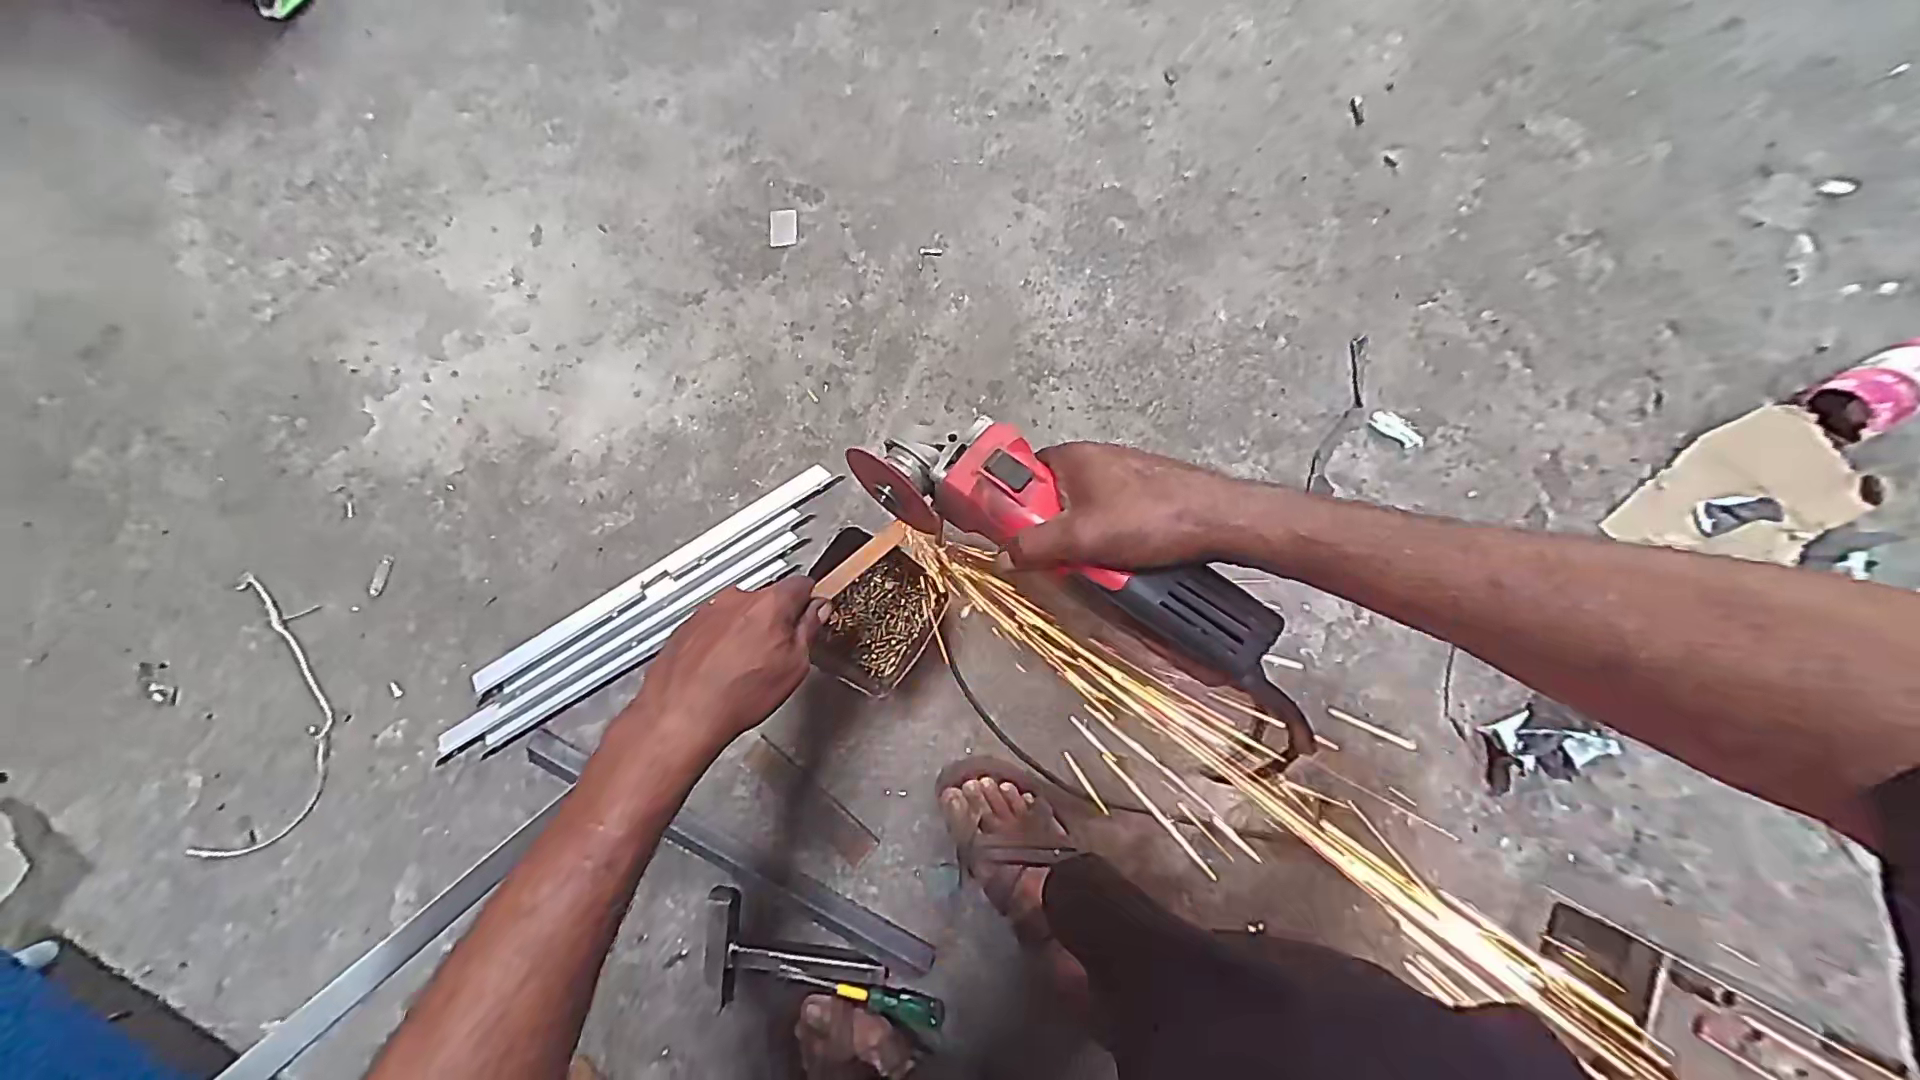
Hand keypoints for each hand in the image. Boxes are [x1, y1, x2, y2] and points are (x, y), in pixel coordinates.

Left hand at [620, 577, 828, 750]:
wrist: (681, 714)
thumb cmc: (734, 695)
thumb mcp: (794, 665)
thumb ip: (809, 630)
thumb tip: (816, 613)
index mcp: (770, 603)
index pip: (801, 584)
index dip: (810, 602)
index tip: (811, 615)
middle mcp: (737, 599)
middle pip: (769, 598)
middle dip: (777, 620)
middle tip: (780, 651)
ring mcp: (709, 611)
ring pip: (740, 613)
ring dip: (747, 631)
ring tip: (748, 667)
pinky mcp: (687, 627)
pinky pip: (714, 627)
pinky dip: (721, 642)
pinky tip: (724, 670)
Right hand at [1003, 442, 1249, 569]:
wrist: (1220, 522)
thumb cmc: (1157, 515)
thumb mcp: (1081, 539)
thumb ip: (1034, 547)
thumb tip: (1003, 556)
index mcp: (1071, 457)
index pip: (1021, 476)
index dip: (1011, 506)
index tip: (1009, 532)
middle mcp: (1094, 461)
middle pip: (1050, 501)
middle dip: (1051, 532)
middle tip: (1058, 554)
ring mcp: (1118, 479)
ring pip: (1079, 516)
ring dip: (1080, 541)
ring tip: (1095, 559)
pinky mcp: (1139, 498)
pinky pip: (1105, 522)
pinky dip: (1105, 541)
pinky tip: (1118, 558)